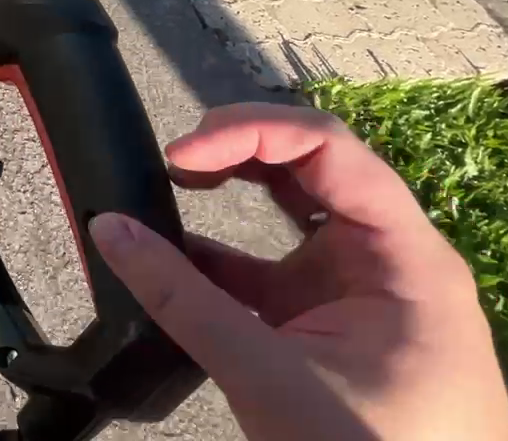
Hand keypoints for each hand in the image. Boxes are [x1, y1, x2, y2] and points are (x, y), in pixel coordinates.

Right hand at [89, 103, 507, 440]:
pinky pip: (260, 255)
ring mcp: (352, 283)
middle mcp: (384, 257)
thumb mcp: (268, 373)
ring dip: (228, 181)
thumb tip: (104, 225)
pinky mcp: (318, 310)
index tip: (181, 157)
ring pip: (287, 201)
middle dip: (237, 144)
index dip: (251, 134)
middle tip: (176, 156)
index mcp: (403, 260)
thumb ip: (180, 296)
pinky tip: (166, 250)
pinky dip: (210, 243)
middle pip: (311, 162)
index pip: (329, 151)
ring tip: (172, 180)